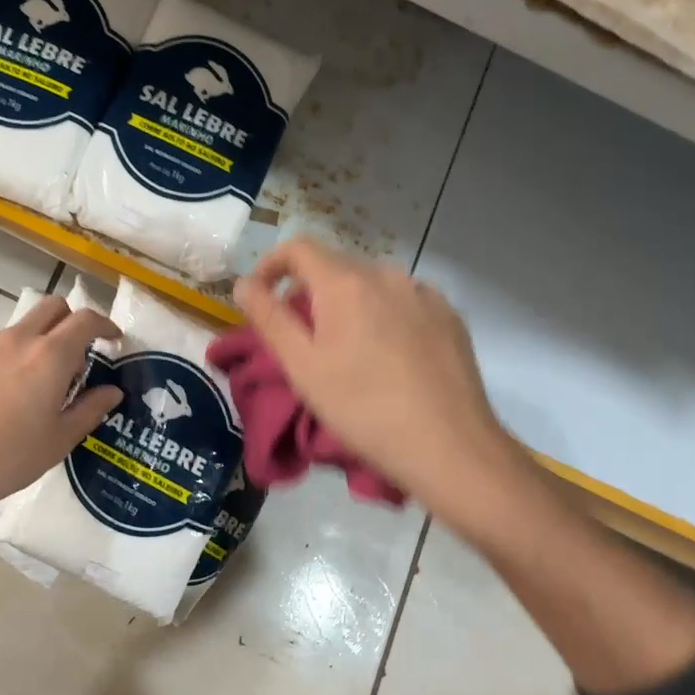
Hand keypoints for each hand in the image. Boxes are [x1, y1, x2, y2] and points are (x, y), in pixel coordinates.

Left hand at [0, 295, 123, 517]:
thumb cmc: (7, 456)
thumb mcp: (58, 440)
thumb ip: (90, 409)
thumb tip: (112, 391)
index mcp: (50, 356)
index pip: (85, 320)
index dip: (105, 325)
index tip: (113, 340)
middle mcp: (19, 339)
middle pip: (53, 307)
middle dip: (72, 321)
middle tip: (78, 355)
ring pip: (24, 325)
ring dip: (41, 339)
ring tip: (40, 381)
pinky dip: (14, 354)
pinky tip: (8, 391)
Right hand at [233, 236, 538, 541]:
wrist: (451, 447)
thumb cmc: (363, 408)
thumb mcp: (302, 367)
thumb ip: (269, 318)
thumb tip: (244, 284)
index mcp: (345, 283)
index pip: (298, 247)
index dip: (271, 265)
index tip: (261, 298)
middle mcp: (386, 275)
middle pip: (335, 266)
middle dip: (308, 292)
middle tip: (301, 338)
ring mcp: (424, 293)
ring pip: (371, 285)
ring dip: (348, 304)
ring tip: (347, 351)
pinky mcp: (450, 317)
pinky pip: (404, 302)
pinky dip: (384, 316)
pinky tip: (389, 357)